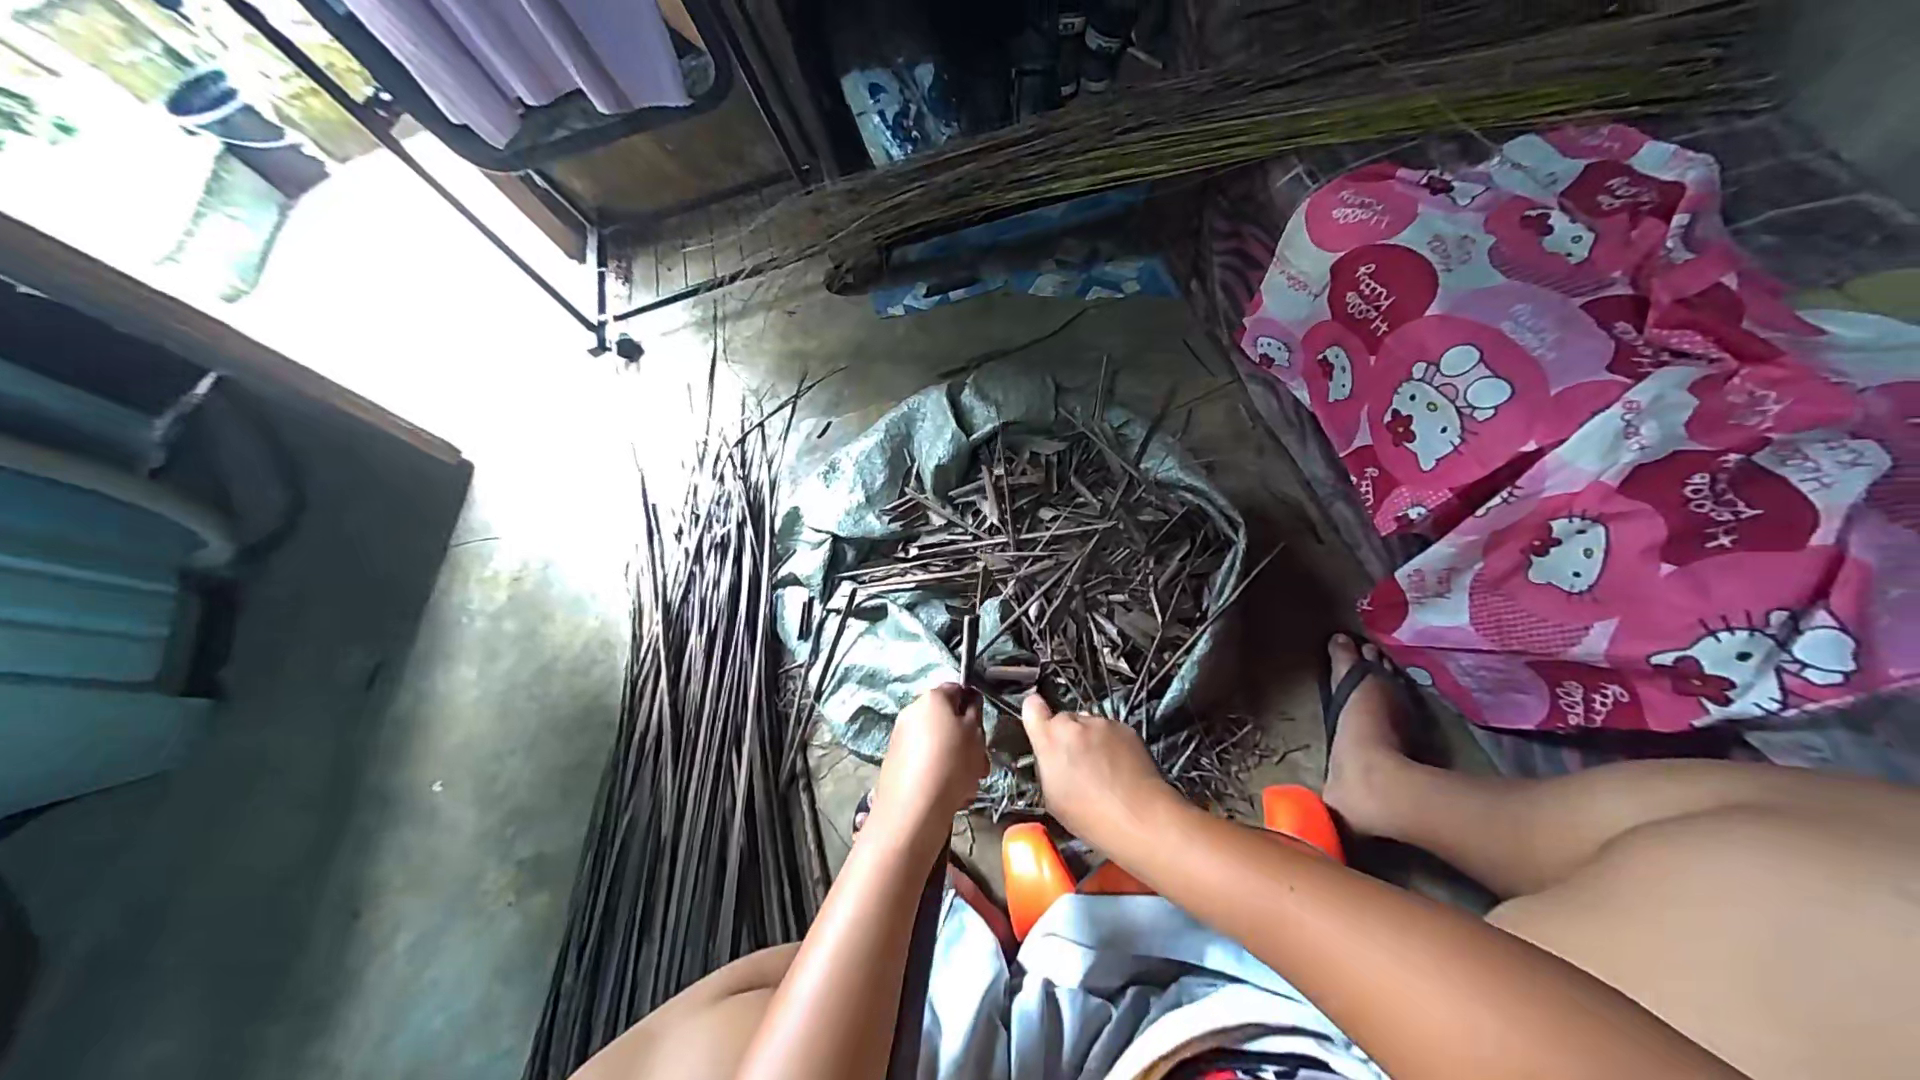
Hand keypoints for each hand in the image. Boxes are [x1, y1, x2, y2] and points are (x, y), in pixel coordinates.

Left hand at [869, 684, 986, 851]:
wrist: (913, 808)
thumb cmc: (952, 763)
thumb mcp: (975, 733)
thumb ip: (975, 712)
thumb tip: (970, 700)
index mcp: (931, 698)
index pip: (957, 689)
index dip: (973, 706)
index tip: (982, 729)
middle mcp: (911, 711)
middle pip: (947, 719)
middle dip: (966, 740)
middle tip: (978, 762)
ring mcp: (900, 737)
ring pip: (938, 743)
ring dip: (955, 759)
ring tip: (966, 784)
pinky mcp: (895, 762)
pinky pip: (924, 760)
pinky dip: (938, 771)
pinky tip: (948, 792)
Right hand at [1021, 694, 1180, 851]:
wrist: (1138, 815)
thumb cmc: (1089, 814)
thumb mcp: (1052, 796)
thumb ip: (1046, 763)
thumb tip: (1050, 754)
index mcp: (1050, 739)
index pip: (1032, 706)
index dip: (1036, 714)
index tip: (1040, 723)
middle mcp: (1074, 724)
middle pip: (1064, 720)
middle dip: (1067, 736)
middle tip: (1076, 762)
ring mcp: (1102, 723)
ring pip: (1089, 725)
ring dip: (1091, 740)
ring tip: (1102, 769)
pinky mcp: (1126, 728)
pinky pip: (1111, 731)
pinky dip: (1112, 744)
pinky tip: (1118, 767)